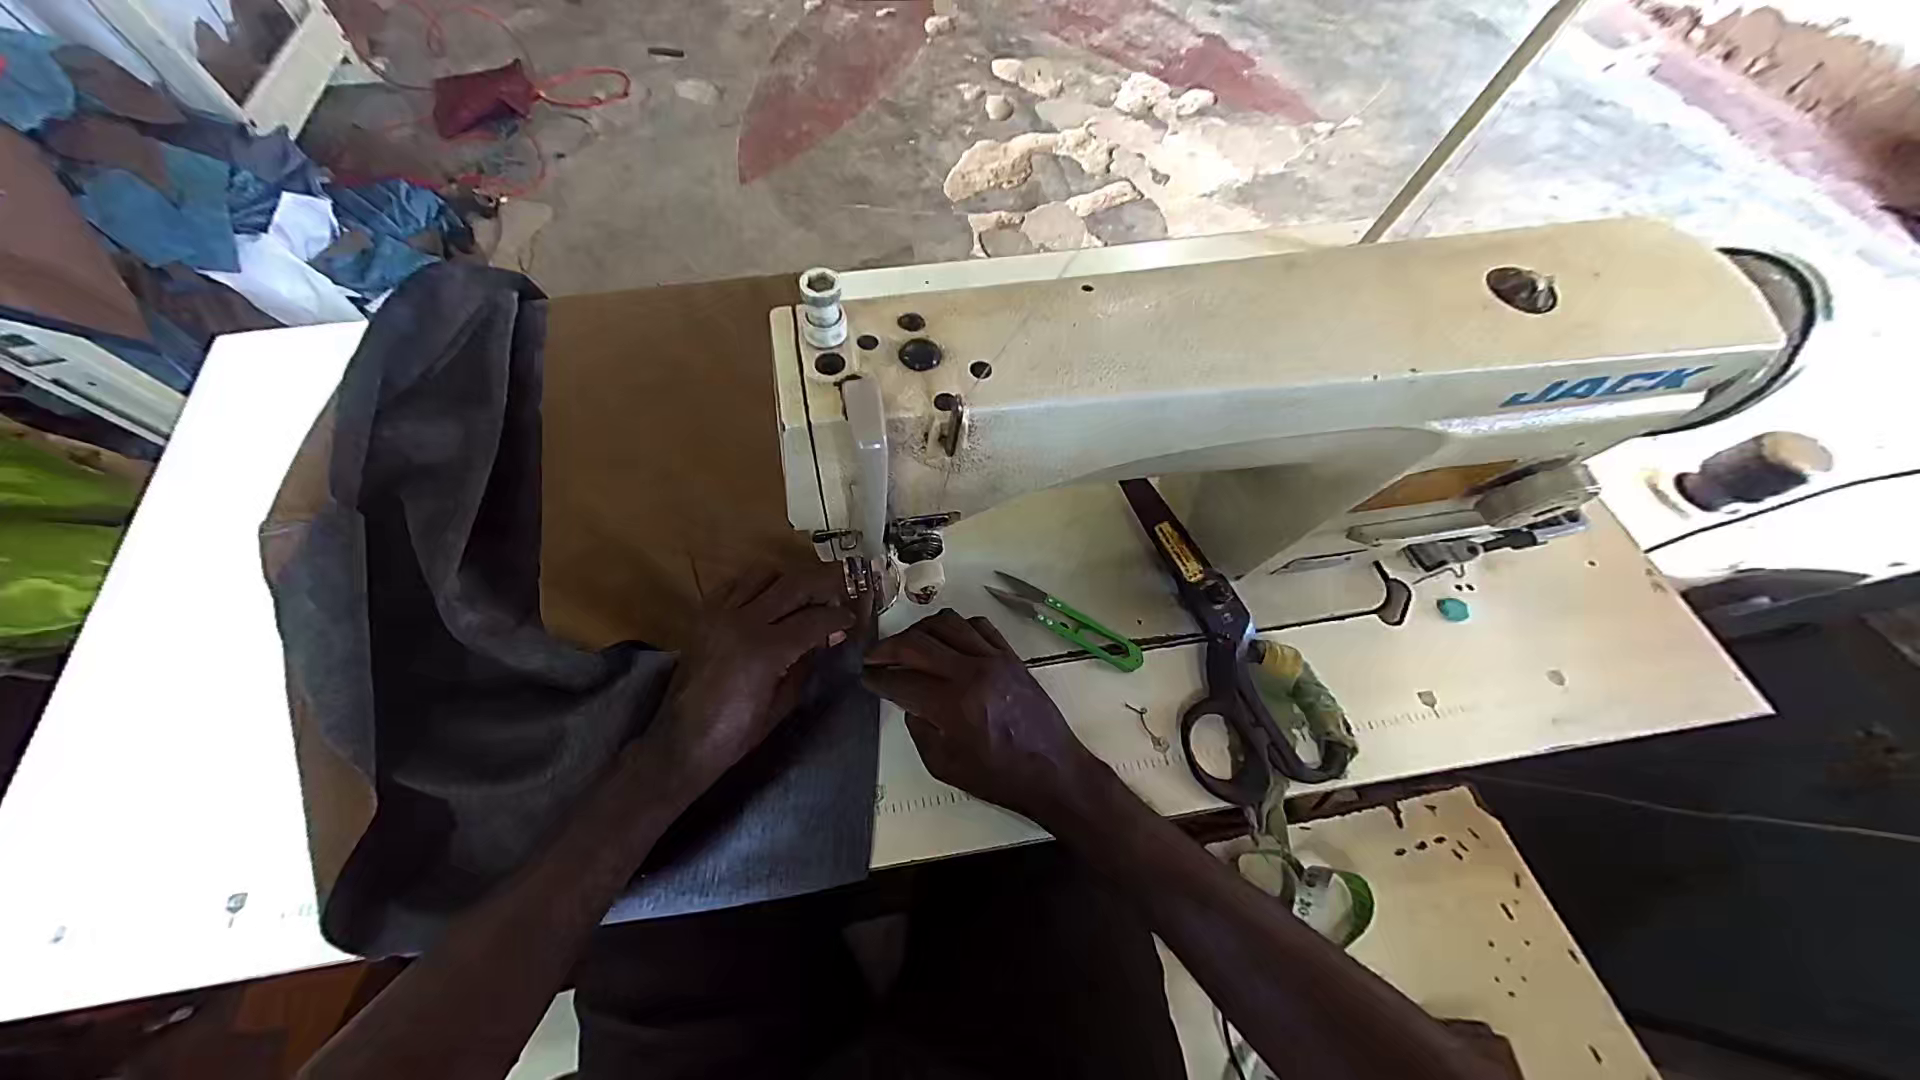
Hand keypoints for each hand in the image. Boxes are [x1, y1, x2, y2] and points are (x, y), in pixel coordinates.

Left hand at [653, 562, 858, 791]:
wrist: (684, 741)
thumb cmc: (738, 731)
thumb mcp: (784, 701)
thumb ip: (807, 662)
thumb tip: (828, 637)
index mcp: (767, 649)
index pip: (815, 618)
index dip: (839, 617)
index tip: (851, 619)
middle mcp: (744, 621)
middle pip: (795, 583)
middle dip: (826, 582)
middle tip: (844, 585)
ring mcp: (721, 614)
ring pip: (764, 574)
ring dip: (790, 579)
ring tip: (805, 593)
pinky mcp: (704, 615)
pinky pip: (736, 584)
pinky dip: (758, 585)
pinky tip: (769, 600)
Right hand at [863, 610, 1112, 826]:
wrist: (1053, 770)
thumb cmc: (998, 777)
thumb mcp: (944, 766)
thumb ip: (919, 729)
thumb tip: (908, 700)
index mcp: (952, 705)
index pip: (901, 680)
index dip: (877, 678)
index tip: (865, 676)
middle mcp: (971, 672)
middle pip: (917, 642)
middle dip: (887, 647)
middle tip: (874, 656)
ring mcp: (993, 658)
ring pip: (947, 623)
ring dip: (919, 630)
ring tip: (907, 644)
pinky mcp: (1010, 655)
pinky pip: (978, 625)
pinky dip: (956, 626)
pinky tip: (947, 640)